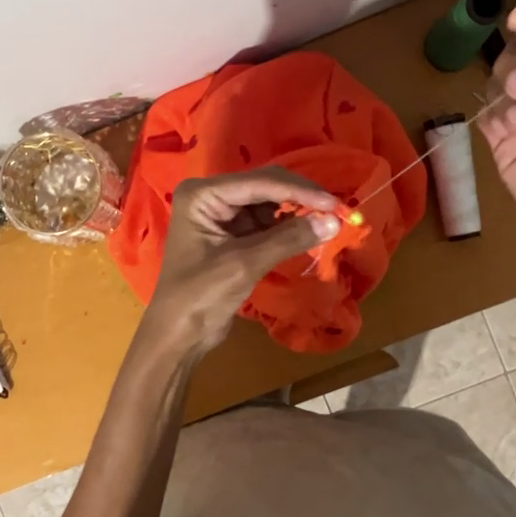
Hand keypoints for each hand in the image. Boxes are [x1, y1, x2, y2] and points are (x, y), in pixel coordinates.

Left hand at [142, 168, 341, 355]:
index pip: (259, 182)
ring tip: (327, 222)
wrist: (179, 334)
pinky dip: (287, 227)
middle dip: (300, 198)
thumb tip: (334, 222)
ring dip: (296, 212)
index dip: (299, 191)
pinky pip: (266, 223)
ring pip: (269, 203)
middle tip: (337, 210)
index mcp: (202, 194)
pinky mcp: (231, 235)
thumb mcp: (244, 264)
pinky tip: (308, 232)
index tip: (335, 203)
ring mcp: (220, 215)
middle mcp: (210, 196)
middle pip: (265, 186)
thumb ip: (287, 239)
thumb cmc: (201, 295)